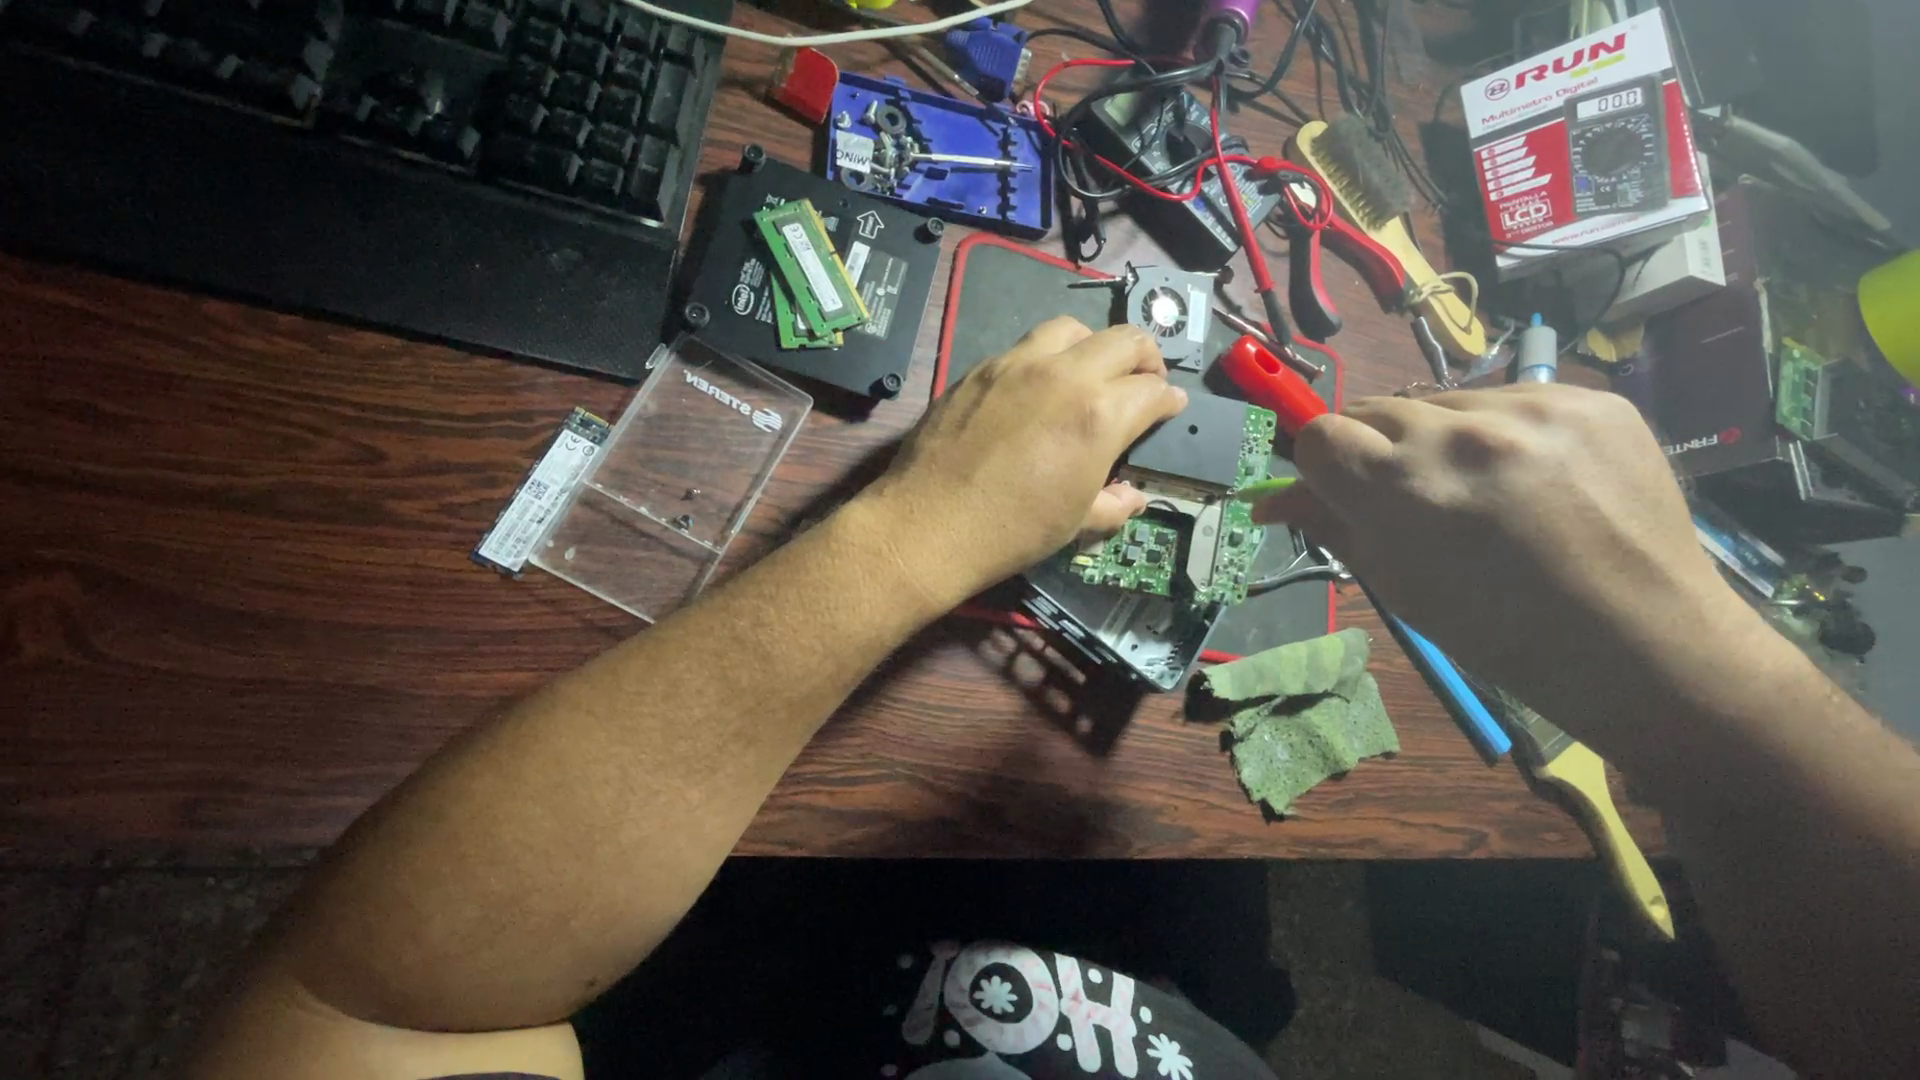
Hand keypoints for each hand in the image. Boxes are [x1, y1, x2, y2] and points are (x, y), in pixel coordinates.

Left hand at [860, 317, 1187, 605]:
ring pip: (1070, 330)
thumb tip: (1134, 495)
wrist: (929, 526)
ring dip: (1092, 346)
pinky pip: (1023, 347)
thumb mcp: (1076, 524)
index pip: (1153, 390)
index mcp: (1098, 415)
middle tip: (1143, 380)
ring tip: (1089, 373)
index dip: (1168, 400)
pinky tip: (1036, 388)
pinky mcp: (978, 369)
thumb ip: (1114, 502)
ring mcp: (1015, 365)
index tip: (1169, 407)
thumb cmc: (1011, 531)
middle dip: (1145, 358)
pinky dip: (1044, 359)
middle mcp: (1063, 375)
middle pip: (1123, 340)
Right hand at [1255, 384, 1762, 752]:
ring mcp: (1534, 409)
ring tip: (1480, 488)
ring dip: (1436, 437)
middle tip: (1409, 495)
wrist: (1645, 644)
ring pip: (1438, 401)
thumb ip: (1331, 524)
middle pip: (1372, 409)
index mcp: (1406, 489)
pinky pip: (1505, 399)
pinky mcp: (1589, 397)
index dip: (1320, 464)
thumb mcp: (1398, 584)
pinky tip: (1529, 477)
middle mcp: (1463, 433)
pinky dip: (1497, 432)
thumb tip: (1268, 499)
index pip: (1319, 434)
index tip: (1340, 488)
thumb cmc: (1500, 632)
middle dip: (1374, 448)